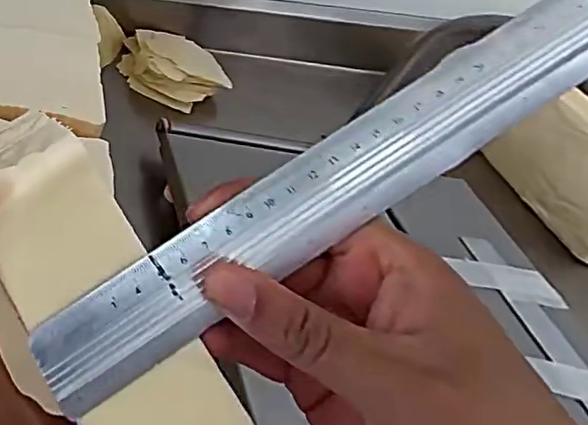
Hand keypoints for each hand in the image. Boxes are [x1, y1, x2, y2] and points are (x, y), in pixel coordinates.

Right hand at [188, 179, 566, 424]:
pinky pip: (262, 341)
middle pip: (273, 254)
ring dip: (221, 300)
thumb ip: (308, 330)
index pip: (307, 213)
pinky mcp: (321, 373)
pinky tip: (212, 334)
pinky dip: (231, 337)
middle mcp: (356, 291)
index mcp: (389, 267)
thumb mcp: (400, 378)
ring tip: (188, 301)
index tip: (207, 219)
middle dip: (226, 258)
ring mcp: (336, 332)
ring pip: (259, 297)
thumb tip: (229, 282)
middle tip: (186, 262)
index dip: (253, 209)